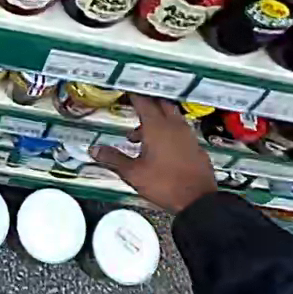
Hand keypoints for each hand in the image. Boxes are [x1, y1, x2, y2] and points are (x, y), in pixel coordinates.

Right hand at [90, 95, 218, 211]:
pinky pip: (181, 130)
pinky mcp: (196, 146)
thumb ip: (113, 159)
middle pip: (161, 104)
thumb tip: (94, 149)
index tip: (126, 92)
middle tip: (134, 109)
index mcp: (157, 127)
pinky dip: (169, 132)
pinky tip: (161, 148)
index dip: (134, 96)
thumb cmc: (164, 184)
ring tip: (140, 136)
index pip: (144, 102)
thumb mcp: (133, 173)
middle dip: (147, 104)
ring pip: (172, 117)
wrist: (198, 200)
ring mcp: (188, 135)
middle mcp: (174, 126)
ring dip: (157, 120)